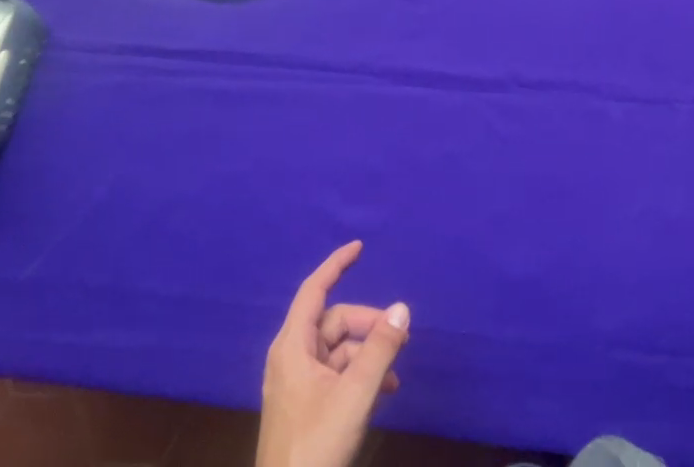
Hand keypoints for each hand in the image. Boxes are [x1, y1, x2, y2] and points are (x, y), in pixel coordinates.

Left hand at [256, 241, 409, 466]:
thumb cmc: (316, 445)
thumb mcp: (355, 395)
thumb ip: (380, 349)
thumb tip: (402, 308)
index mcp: (292, 347)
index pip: (314, 291)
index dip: (336, 266)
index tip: (360, 247)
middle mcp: (291, 357)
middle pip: (333, 322)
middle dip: (368, 324)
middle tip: (401, 340)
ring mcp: (297, 383)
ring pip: (339, 349)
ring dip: (369, 353)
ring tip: (395, 376)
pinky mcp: (306, 405)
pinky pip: (337, 372)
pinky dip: (361, 373)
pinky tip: (384, 392)